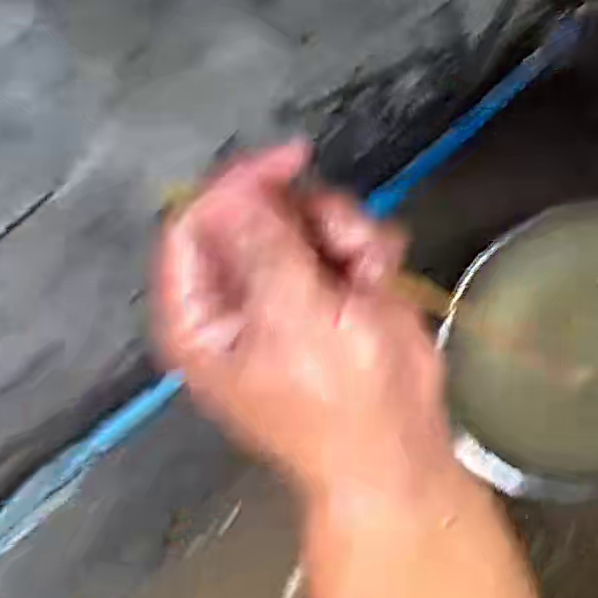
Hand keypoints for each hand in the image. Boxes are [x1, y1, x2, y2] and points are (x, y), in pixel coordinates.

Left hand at [152, 141, 451, 505]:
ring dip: (354, 234)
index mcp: (205, 309)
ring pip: (321, 218)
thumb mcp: (298, 324)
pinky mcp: (346, 285)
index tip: (296, 161)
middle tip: (346, 247)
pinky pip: (359, 236)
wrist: (400, 437)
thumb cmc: (338, 396)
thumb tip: (232, 192)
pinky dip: (377, 250)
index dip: (241, 185)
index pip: (198, 223)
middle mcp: (247, 289)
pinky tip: (385, 280)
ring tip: (371, 275)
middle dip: (316, 219)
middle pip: (267, 213)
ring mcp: (300, 285)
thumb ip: (266, 254)